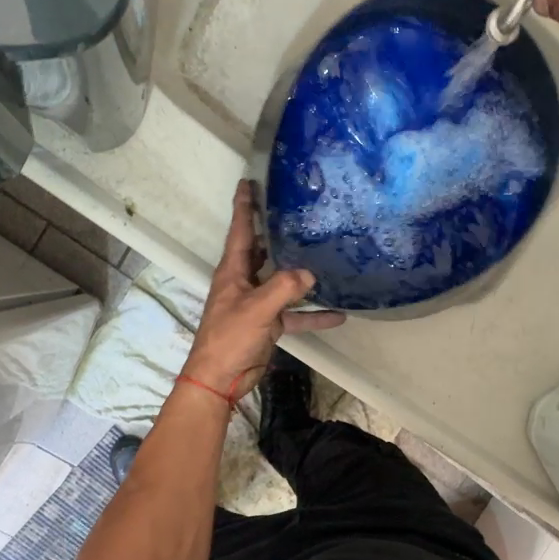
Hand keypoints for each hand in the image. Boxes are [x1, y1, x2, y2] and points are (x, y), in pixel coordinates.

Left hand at [180, 180, 344, 400]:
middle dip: (278, 232)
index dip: (245, 205)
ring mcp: (257, 304)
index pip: (241, 230)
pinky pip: (295, 315)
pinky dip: (313, 315)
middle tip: (299, 212)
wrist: (220, 379)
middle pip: (263, 251)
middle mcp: (244, 282)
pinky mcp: (268, 325)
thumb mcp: (257, 310)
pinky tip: (338, 314)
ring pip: (282, 282)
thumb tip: (310, 273)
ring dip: (301, 273)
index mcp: (233, 271)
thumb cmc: (229, 339)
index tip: (250, 180)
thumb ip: (284, 288)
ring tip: (325, 255)